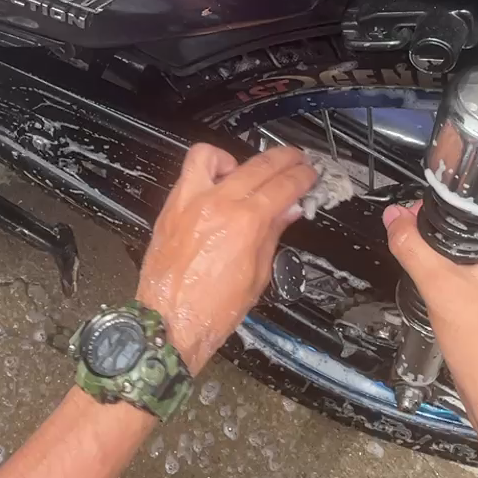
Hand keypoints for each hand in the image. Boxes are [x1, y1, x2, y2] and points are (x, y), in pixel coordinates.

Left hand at [137, 144, 317, 373]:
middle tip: (295, 161)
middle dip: (283, 159)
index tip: (309, 174)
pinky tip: (217, 184)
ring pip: (212, 155)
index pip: (282, 186)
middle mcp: (217, 205)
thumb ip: (272, 234)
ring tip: (246, 171)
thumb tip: (287, 211)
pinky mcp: (171, 207)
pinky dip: (206, 170)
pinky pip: (188, 172)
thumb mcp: (257, 275)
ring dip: (236, 157)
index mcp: (245, 223)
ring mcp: (190, 202)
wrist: (168, 322)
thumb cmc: (211, 310)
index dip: (301, 177)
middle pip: (258, 165)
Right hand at [384, 204, 477, 420]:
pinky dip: (467, 256)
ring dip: (460, 237)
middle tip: (423, 219)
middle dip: (456, 214)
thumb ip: (412, 245)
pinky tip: (443, 266)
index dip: (466, 191)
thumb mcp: (438, 285)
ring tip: (428, 240)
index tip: (437, 194)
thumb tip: (395, 217)